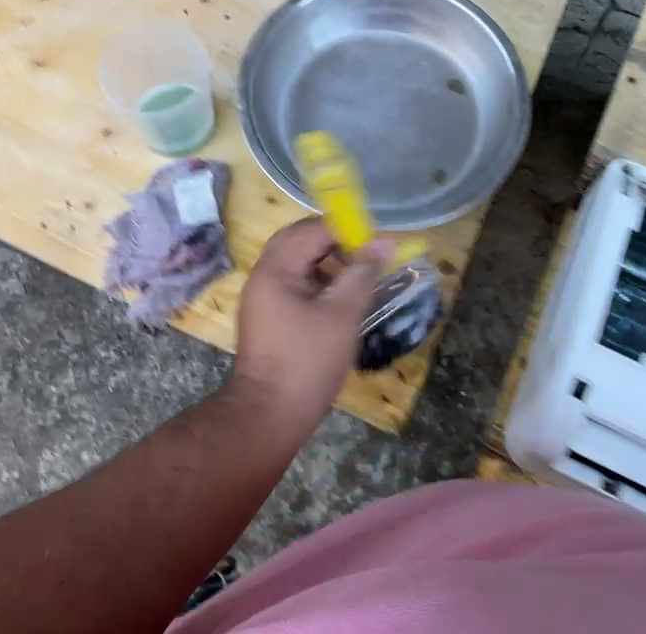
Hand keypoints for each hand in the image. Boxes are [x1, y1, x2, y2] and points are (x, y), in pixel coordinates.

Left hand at [230, 219, 392, 428]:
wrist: (269, 414)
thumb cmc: (308, 362)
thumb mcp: (342, 315)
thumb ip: (362, 273)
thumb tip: (384, 242)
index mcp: (275, 269)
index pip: (313, 230)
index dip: (347, 231)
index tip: (376, 244)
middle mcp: (262, 275)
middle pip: (298, 240)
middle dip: (333, 241)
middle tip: (364, 255)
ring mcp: (261, 296)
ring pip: (294, 260)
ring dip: (325, 260)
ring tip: (355, 277)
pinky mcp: (265, 314)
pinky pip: (291, 282)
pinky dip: (315, 280)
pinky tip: (337, 299)